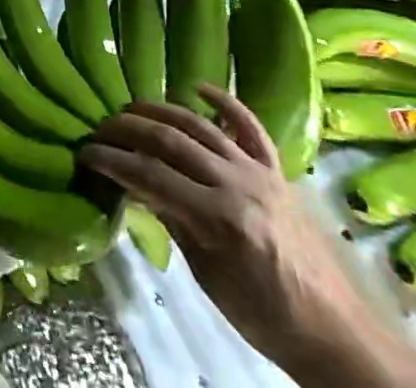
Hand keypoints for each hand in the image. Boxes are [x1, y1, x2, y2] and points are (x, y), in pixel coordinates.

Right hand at [81, 86, 415, 386]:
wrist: (330, 328)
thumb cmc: (262, 315)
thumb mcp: (207, 275)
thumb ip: (174, 221)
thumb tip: (136, 185)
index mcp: (220, 216)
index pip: (152, 176)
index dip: (114, 161)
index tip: (85, 153)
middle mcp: (239, 182)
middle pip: (172, 141)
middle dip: (130, 129)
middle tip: (101, 127)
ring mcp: (260, 171)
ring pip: (203, 126)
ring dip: (163, 111)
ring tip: (132, 107)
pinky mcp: (277, 170)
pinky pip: (251, 127)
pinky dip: (226, 102)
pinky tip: (200, 87)